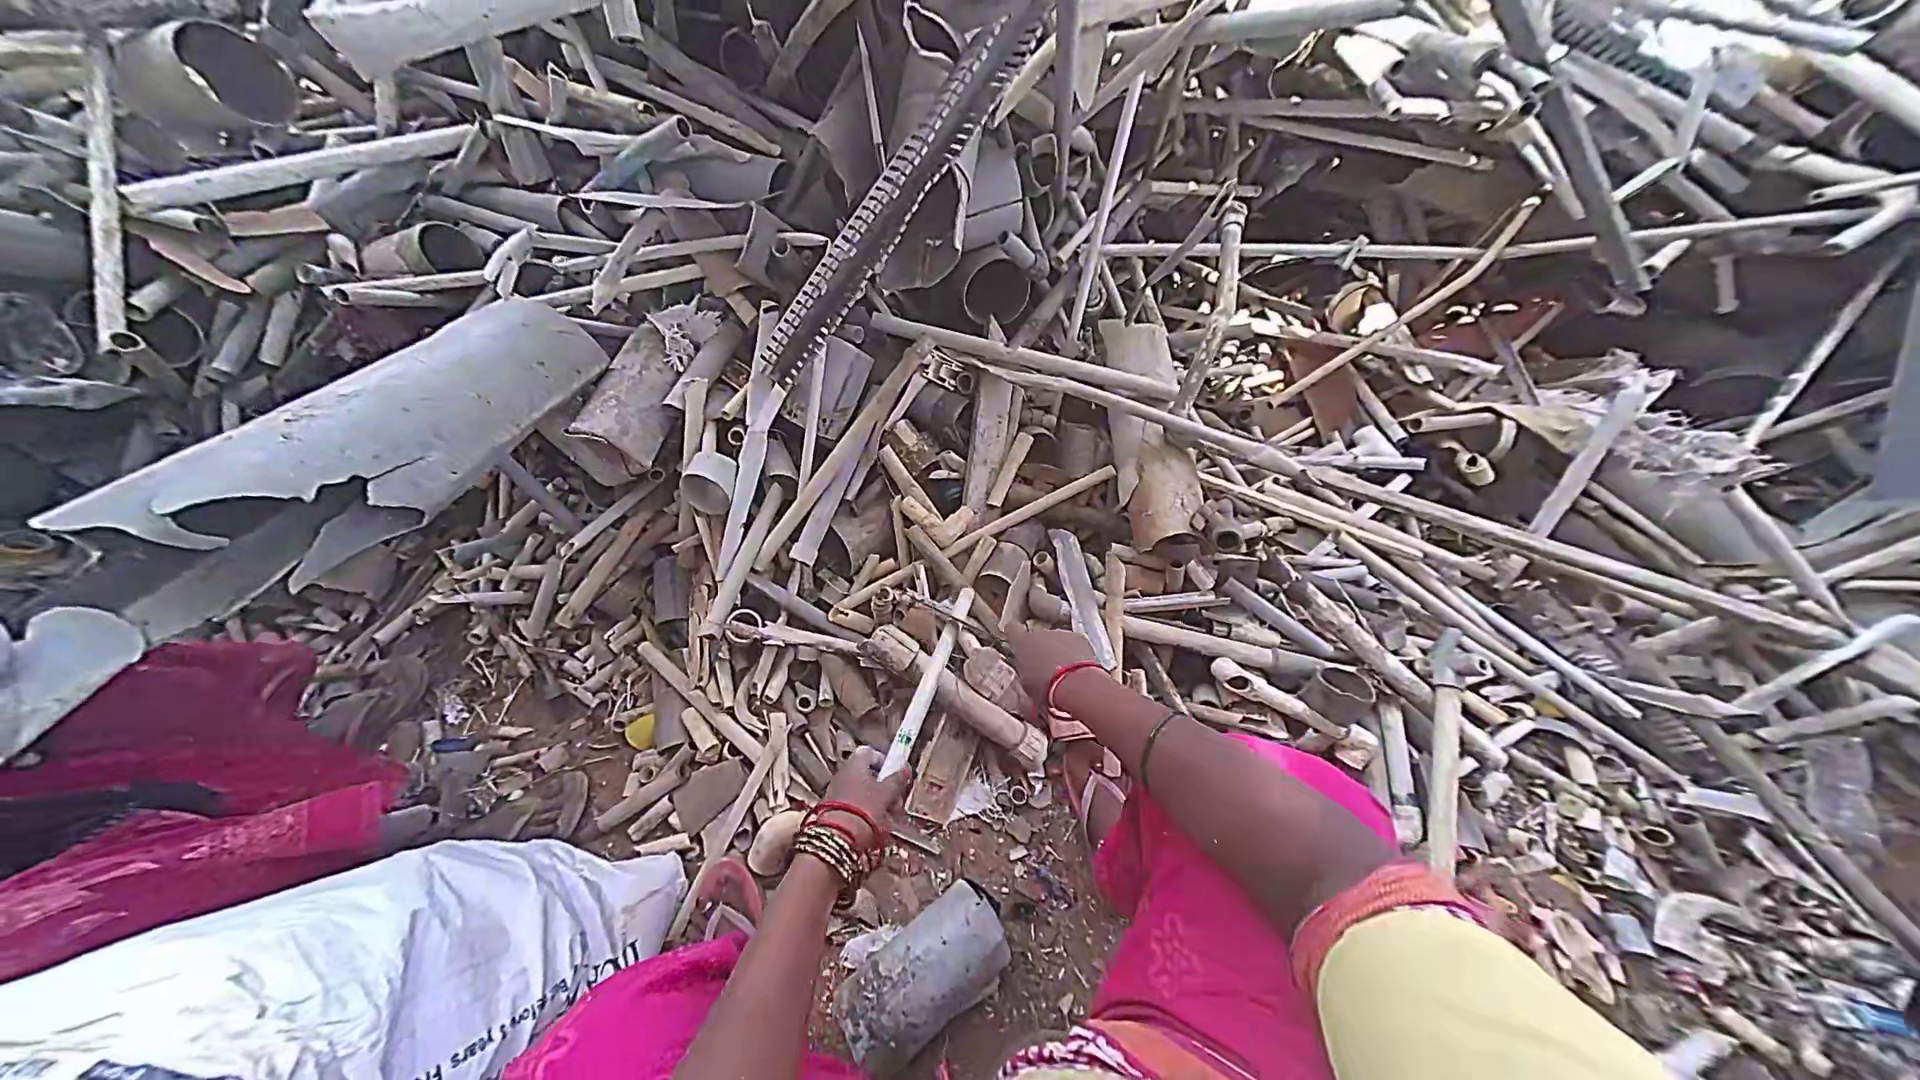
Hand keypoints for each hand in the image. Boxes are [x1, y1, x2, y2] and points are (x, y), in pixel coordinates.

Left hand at [817, 747, 909, 851]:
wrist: (837, 838)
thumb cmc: (865, 809)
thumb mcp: (887, 794)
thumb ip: (897, 780)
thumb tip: (905, 768)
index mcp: (855, 764)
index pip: (870, 752)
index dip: (885, 761)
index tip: (896, 775)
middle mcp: (843, 775)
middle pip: (868, 776)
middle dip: (886, 789)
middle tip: (896, 803)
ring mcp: (836, 794)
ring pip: (864, 794)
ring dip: (878, 804)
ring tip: (889, 820)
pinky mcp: (833, 812)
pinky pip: (855, 808)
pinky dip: (866, 815)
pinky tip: (875, 829)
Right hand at [1005, 622, 1101, 708]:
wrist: (1075, 684)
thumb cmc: (1044, 688)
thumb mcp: (1026, 684)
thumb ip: (1025, 671)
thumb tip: (1027, 671)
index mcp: (1022, 643)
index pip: (1012, 629)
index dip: (1016, 636)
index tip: (1020, 645)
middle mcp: (1040, 633)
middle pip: (1038, 636)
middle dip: (1041, 648)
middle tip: (1045, 667)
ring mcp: (1061, 633)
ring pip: (1057, 640)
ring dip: (1058, 650)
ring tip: (1065, 670)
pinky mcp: (1079, 637)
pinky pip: (1074, 643)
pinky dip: (1075, 652)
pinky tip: (1078, 668)